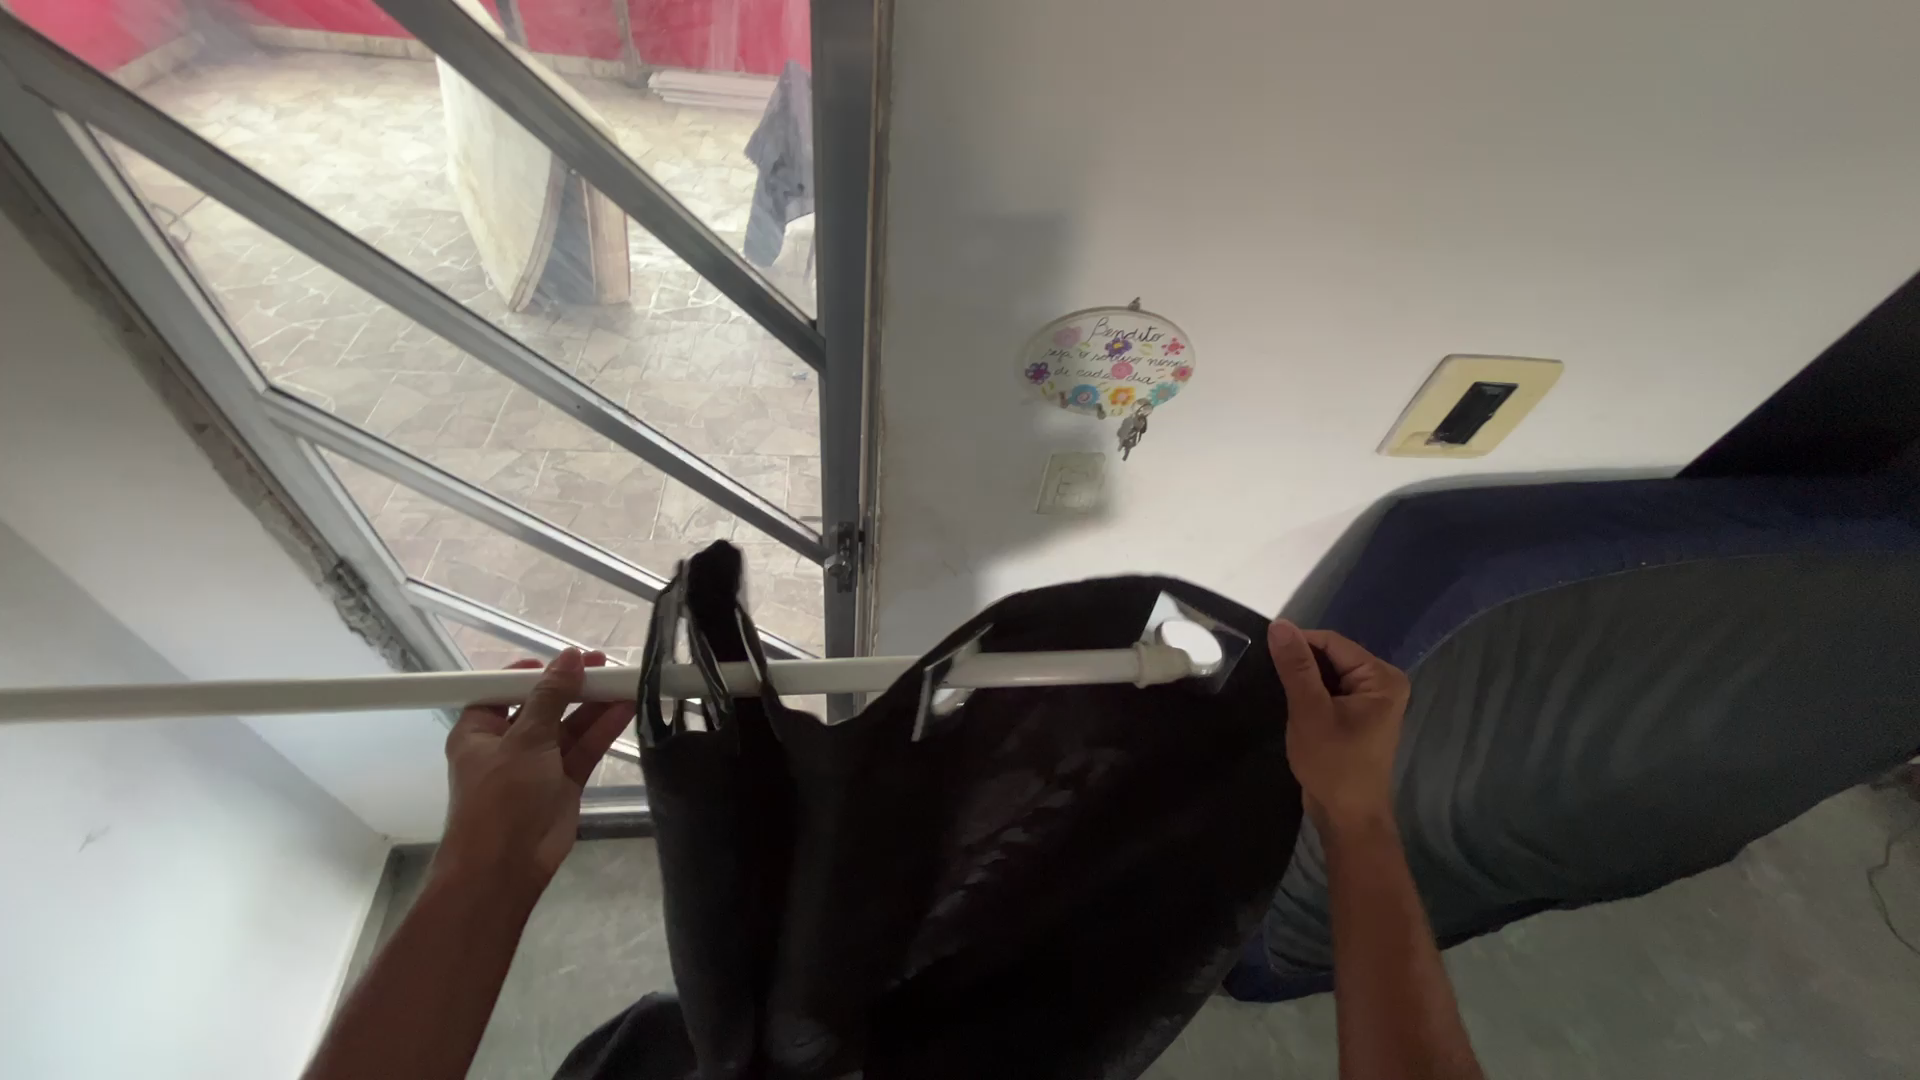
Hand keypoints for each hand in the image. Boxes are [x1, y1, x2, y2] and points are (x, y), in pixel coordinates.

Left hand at [436, 648, 635, 896]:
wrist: (507, 864)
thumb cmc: (502, 797)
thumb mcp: (525, 739)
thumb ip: (552, 697)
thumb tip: (570, 658)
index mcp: (480, 732)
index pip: (503, 692)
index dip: (531, 674)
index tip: (561, 660)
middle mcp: (509, 744)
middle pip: (544, 705)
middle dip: (573, 686)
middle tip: (603, 665)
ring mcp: (540, 763)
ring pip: (571, 724)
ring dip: (595, 705)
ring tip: (625, 681)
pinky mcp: (566, 780)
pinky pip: (586, 746)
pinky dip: (605, 727)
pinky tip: (627, 707)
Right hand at [1267, 620, 1410, 831]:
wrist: (1346, 816)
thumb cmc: (1333, 764)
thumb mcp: (1309, 711)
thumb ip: (1296, 666)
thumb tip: (1279, 625)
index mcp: (1381, 678)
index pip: (1332, 642)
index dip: (1298, 644)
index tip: (1266, 657)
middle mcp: (1383, 683)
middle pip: (1331, 655)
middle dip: (1300, 664)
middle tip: (1272, 679)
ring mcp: (1372, 700)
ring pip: (1327, 672)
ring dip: (1303, 679)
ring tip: (1280, 691)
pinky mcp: (1358, 714)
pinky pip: (1330, 689)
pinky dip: (1310, 692)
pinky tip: (1293, 704)